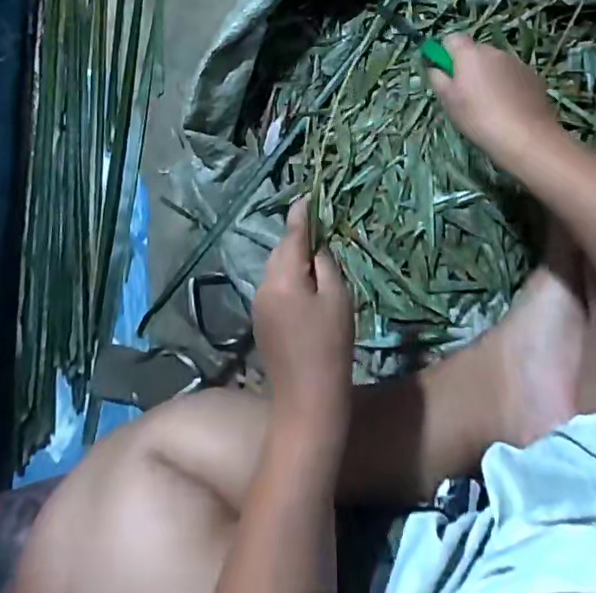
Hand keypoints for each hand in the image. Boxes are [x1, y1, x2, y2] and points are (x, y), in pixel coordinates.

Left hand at [254, 199, 353, 441]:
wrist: (307, 398)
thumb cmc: (330, 345)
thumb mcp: (337, 297)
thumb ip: (325, 265)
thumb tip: (316, 247)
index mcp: (282, 277)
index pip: (291, 234)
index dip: (301, 214)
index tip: (308, 196)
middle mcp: (263, 285)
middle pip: (280, 251)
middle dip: (298, 239)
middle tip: (321, 231)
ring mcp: (258, 304)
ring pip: (276, 269)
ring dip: (293, 260)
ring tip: (317, 261)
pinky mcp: (260, 321)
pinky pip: (274, 287)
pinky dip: (288, 280)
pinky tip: (305, 289)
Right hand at [427, 34, 562, 162]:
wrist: (527, 136)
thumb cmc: (479, 117)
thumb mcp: (448, 100)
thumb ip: (437, 78)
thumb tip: (435, 68)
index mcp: (470, 54)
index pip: (452, 39)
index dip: (446, 54)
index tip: (447, 74)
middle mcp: (494, 52)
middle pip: (475, 51)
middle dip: (469, 66)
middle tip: (466, 94)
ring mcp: (517, 63)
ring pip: (495, 64)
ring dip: (489, 76)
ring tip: (490, 104)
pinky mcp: (534, 77)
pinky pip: (512, 75)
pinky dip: (507, 85)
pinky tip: (508, 107)